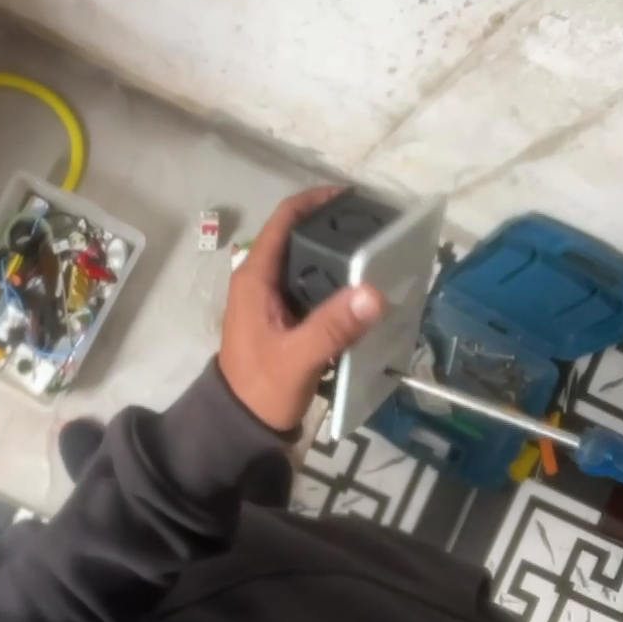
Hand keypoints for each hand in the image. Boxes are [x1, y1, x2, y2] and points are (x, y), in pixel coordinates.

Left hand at [219, 187, 381, 431]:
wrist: (242, 425)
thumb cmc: (261, 388)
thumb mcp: (298, 358)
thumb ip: (332, 326)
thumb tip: (373, 293)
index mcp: (254, 278)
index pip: (283, 221)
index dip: (315, 201)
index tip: (354, 197)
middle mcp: (261, 280)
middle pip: (299, 237)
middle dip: (335, 227)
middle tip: (379, 227)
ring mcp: (273, 299)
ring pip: (308, 263)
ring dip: (338, 256)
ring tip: (380, 252)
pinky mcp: (286, 317)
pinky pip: (313, 288)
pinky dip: (336, 283)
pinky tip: (365, 288)